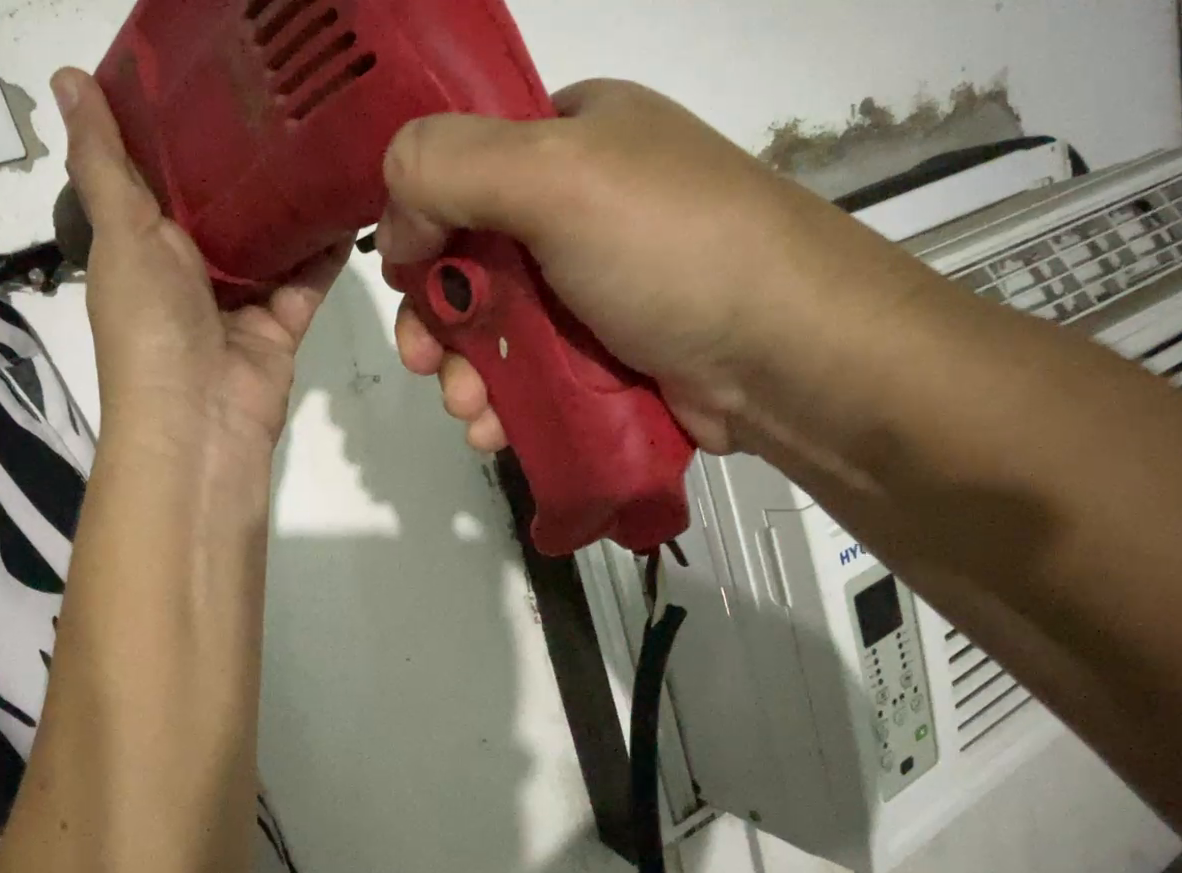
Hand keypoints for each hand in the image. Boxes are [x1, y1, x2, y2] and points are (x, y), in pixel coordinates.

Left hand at [52, 68, 349, 454]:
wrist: (199, 423)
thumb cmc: (148, 326)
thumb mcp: (119, 234)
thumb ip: (103, 162)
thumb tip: (64, 75)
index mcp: (139, 249)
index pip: (155, 178)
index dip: (171, 128)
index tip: (204, 73)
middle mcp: (188, 273)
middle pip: (219, 207)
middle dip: (241, 160)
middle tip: (279, 96)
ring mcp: (238, 301)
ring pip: (269, 240)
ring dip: (290, 201)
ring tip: (322, 139)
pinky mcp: (281, 324)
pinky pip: (307, 279)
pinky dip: (326, 249)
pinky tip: (349, 201)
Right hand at [379, 79, 926, 455]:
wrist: (788, 355)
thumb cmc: (671, 248)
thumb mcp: (555, 175)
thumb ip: (450, 168)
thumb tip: (393, 221)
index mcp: (572, 133)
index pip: (463, 162)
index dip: (422, 218)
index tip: (405, 275)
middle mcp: (581, 202)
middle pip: (470, 256)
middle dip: (439, 318)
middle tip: (424, 362)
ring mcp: (595, 283)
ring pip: (496, 325)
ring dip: (466, 373)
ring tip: (472, 414)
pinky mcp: (608, 351)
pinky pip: (532, 371)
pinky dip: (504, 402)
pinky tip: (495, 431)